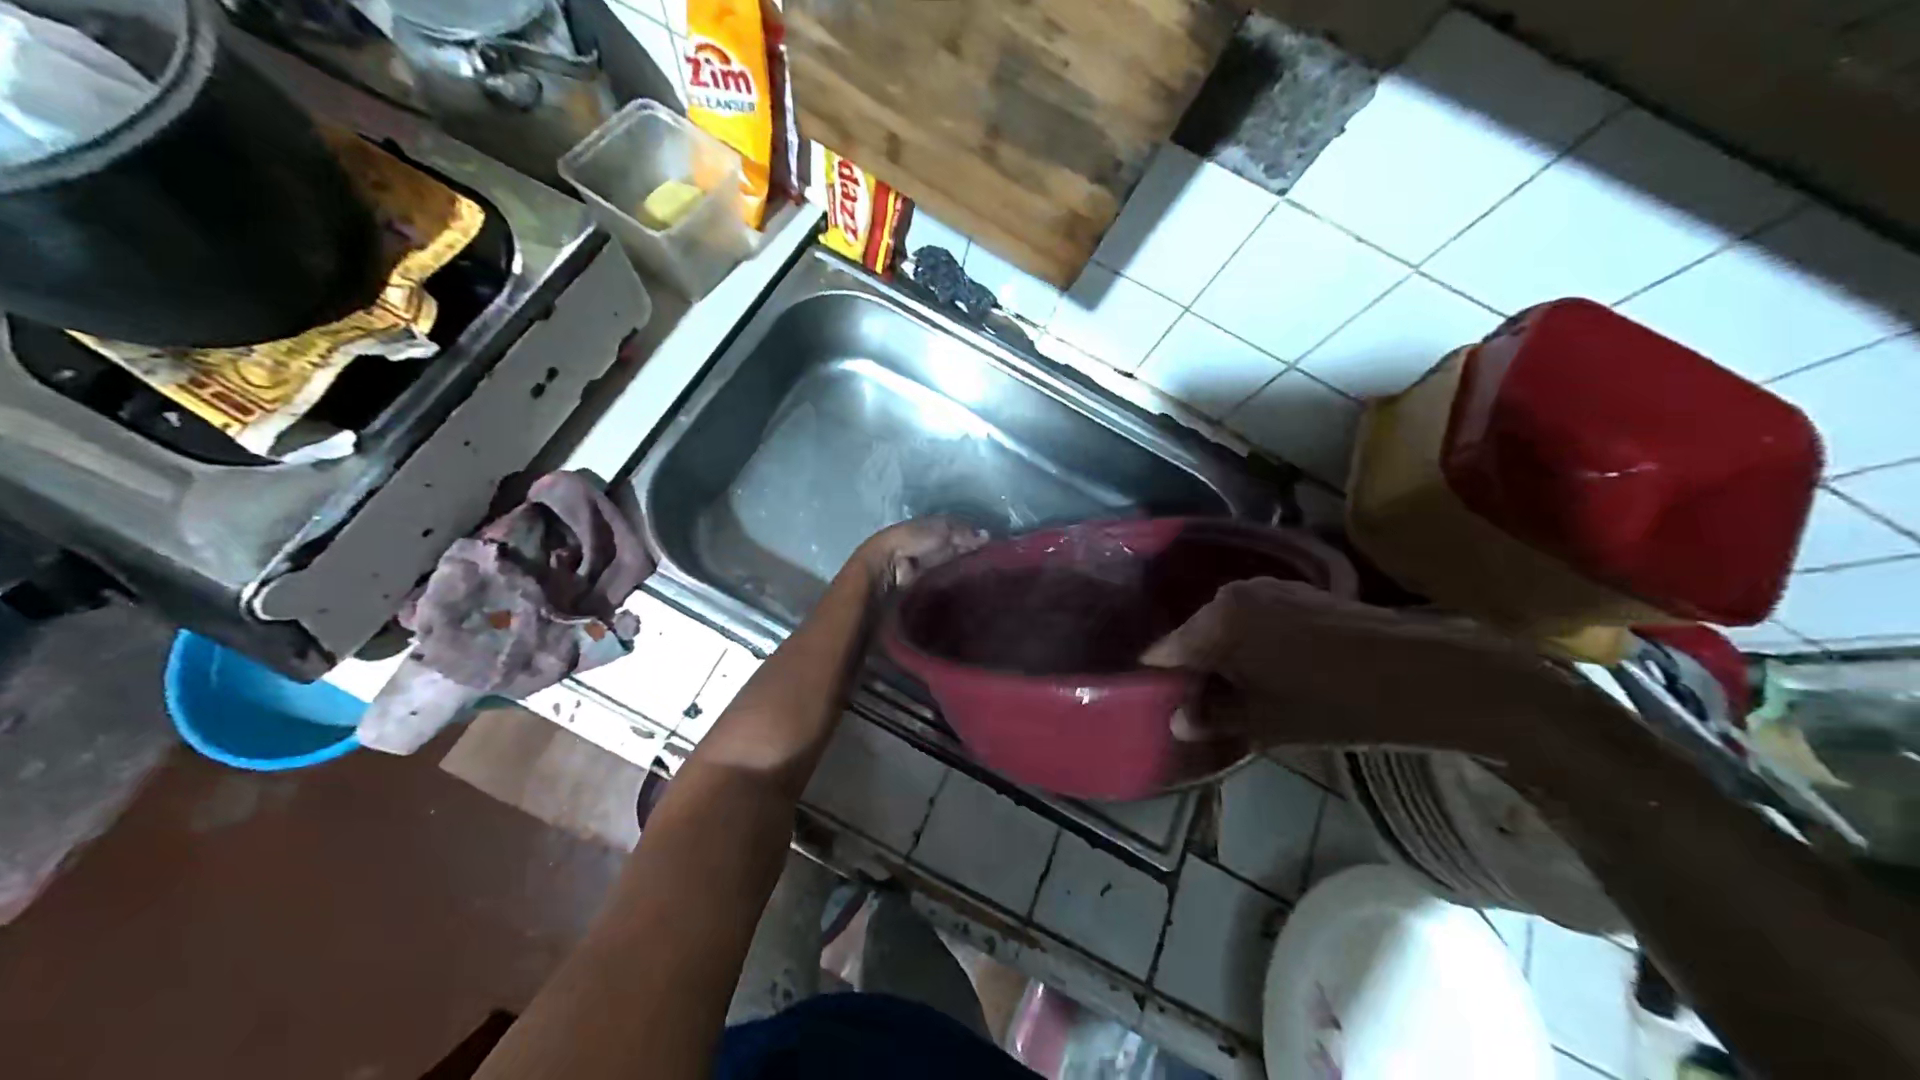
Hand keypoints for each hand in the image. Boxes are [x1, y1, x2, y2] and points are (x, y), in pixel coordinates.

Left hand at [849, 517, 990, 593]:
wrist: (889, 565)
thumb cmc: (914, 539)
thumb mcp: (942, 529)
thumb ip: (964, 532)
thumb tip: (988, 535)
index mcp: (931, 525)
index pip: (956, 529)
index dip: (972, 534)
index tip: (993, 544)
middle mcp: (930, 543)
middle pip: (954, 546)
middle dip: (971, 551)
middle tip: (995, 561)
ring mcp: (927, 563)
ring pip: (952, 562)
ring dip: (965, 566)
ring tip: (988, 574)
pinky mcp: (926, 581)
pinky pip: (946, 577)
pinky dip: (957, 578)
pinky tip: (973, 583)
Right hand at [1139, 578, 1607, 762]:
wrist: (1433, 675)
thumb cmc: (1340, 704)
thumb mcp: (1268, 722)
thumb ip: (1213, 716)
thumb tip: (1179, 718)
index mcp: (1218, 621)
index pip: (1165, 652)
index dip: (1159, 681)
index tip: (1160, 705)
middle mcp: (1235, 593)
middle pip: (1194, 635)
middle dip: (1194, 670)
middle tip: (1201, 708)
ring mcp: (1270, 587)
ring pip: (1225, 626)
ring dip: (1225, 657)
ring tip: (1238, 694)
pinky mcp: (1300, 590)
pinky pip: (1254, 619)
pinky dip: (1252, 645)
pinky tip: (1272, 674)